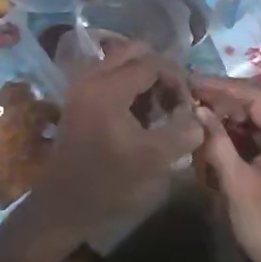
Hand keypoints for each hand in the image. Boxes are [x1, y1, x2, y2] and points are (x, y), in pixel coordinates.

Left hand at [32, 41, 202, 236]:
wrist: (62, 208)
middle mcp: (91, 79)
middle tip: (174, 97)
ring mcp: (81, 89)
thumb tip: (198, 119)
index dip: (177, 79)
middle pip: (133, 53)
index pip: (153, 63)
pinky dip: (129, 87)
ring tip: (160, 107)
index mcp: (108, 88)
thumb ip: (183, 132)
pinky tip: (141, 115)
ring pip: (120, 63)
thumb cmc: (108, 183)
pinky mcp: (78, 102)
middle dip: (160, 71)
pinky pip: (109, 78)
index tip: (189, 103)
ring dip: (144, 78)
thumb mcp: (154, 159)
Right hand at [194, 77, 260, 261]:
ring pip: (250, 125)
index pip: (255, 98)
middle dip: (221, 102)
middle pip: (254, 108)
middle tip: (187, 95)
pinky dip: (229, 142)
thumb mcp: (237, 185)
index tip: (191, 81)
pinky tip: (206, 141)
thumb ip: (217, 145)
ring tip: (192, 114)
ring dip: (223, 122)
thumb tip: (197, 111)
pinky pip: (251, 144)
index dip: (222, 88)